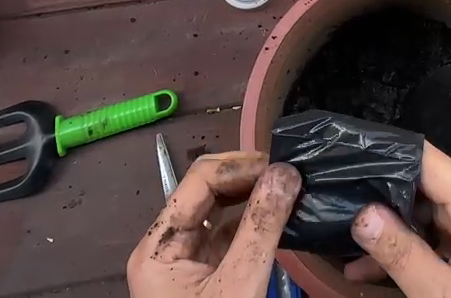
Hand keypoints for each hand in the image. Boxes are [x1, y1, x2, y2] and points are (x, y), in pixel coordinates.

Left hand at [128, 151, 300, 297]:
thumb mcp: (237, 288)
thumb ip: (261, 227)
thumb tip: (287, 170)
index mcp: (159, 245)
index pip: (200, 180)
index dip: (241, 166)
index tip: (283, 164)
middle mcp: (167, 246)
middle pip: (208, 192)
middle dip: (249, 178)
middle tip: (291, 174)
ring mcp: (184, 264)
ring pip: (221, 213)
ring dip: (255, 198)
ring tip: (291, 190)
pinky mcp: (204, 281)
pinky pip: (229, 238)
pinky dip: (255, 224)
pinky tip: (281, 218)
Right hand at [346, 143, 450, 297]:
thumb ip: (401, 254)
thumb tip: (360, 212)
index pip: (423, 157)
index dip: (384, 154)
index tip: (346, 160)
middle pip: (421, 183)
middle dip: (380, 199)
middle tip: (335, 207)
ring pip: (424, 211)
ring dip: (390, 231)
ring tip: (343, 246)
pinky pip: (437, 232)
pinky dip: (410, 247)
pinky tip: (370, 267)